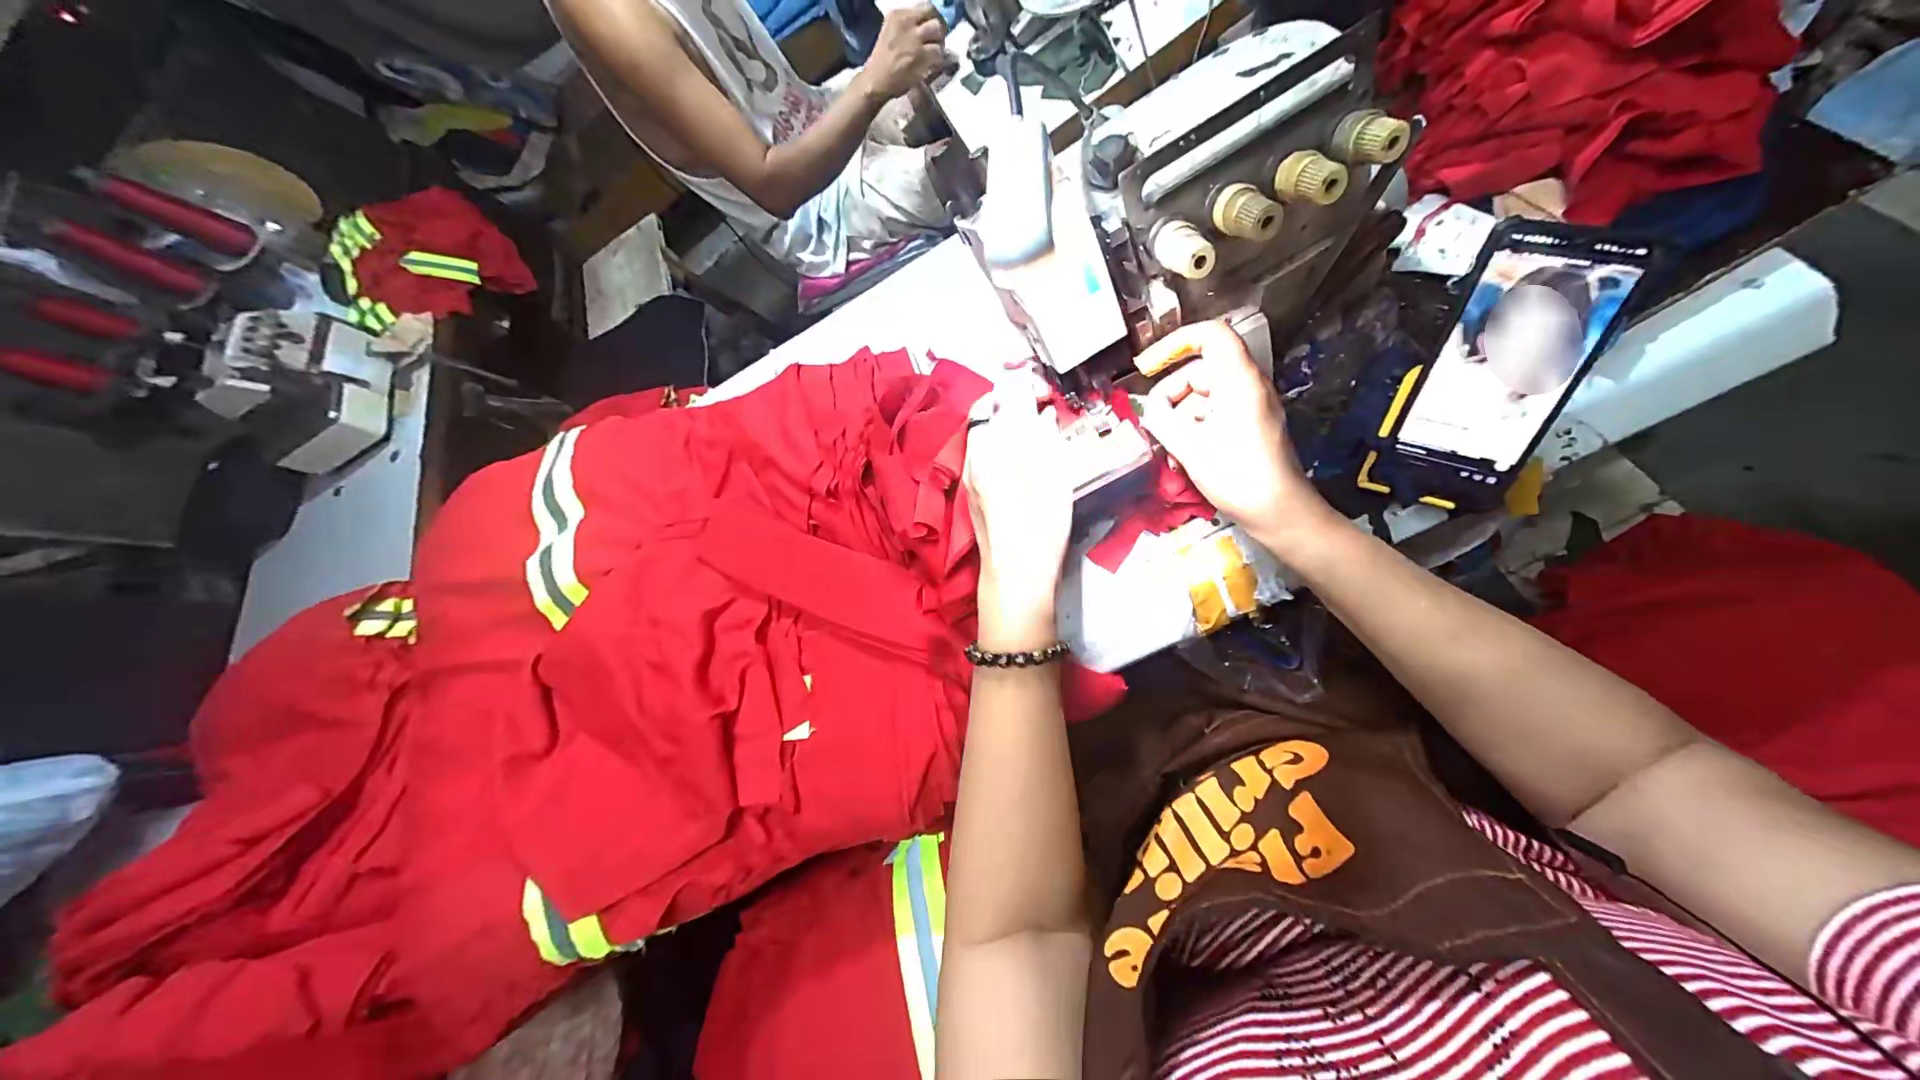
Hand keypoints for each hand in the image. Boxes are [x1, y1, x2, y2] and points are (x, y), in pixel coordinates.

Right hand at [859, 3, 946, 100]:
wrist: (877, 80)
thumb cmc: (883, 58)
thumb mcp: (891, 30)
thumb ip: (907, 25)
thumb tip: (925, 25)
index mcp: (898, 15)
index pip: (926, 8)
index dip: (932, 20)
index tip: (931, 30)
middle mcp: (907, 24)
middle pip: (934, 21)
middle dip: (938, 33)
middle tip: (935, 42)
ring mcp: (915, 41)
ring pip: (938, 37)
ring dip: (939, 47)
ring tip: (934, 55)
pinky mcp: (921, 58)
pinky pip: (938, 55)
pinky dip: (938, 61)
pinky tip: (932, 65)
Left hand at [964, 373, 1072, 650]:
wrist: (1017, 577)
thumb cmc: (1035, 526)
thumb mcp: (1047, 473)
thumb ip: (1037, 435)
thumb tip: (1035, 411)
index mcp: (987, 451)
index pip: (994, 401)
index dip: (1017, 387)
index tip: (1041, 389)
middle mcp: (973, 463)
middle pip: (989, 419)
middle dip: (1015, 405)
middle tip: (1043, 404)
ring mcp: (974, 483)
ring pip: (990, 440)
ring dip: (1013, 426)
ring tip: (1042, 427)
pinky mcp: (981, 499)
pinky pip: (993, 459)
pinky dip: (1011, 448)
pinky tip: (1032, 457)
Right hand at [1138, 321, 1341, 557]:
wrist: (1281, 512)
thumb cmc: (1241, 480)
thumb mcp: (1192, 450)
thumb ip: (1164, 422)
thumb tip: (1149, 409)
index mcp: (1239, 383)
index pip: (1211, 335)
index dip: (1175, 343)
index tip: (1150, 364)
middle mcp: (1249, 386)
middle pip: (1200, 370)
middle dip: (1171, 395)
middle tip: (1155, 423)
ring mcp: (1251, 404)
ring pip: (1204, 395)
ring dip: (1181, 418)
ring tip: (1170, 451)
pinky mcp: (1251, 422)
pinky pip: (1215, 412)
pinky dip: (1195, 427)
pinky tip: (1184, 456)